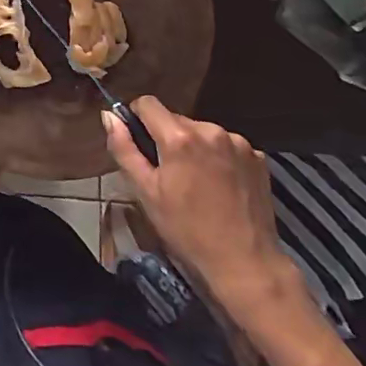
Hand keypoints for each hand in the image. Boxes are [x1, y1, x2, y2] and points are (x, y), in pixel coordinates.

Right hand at [104, 97, 298, 315]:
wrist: (245, 261)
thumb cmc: (186, 228)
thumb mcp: (145, 191)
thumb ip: (123, 148)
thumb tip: (108, 116)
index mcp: (180, 137)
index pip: (147, 103)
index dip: (136, 118)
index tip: (137, 141)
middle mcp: (211, 130)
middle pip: (175, 119)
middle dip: (166, 137)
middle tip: (166, 172)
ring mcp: (238, 143)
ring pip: (201, 132)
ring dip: (192, 147)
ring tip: (195, 181)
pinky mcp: (257, 157)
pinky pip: (225, 145)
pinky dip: (217, 157)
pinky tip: (219, 185)